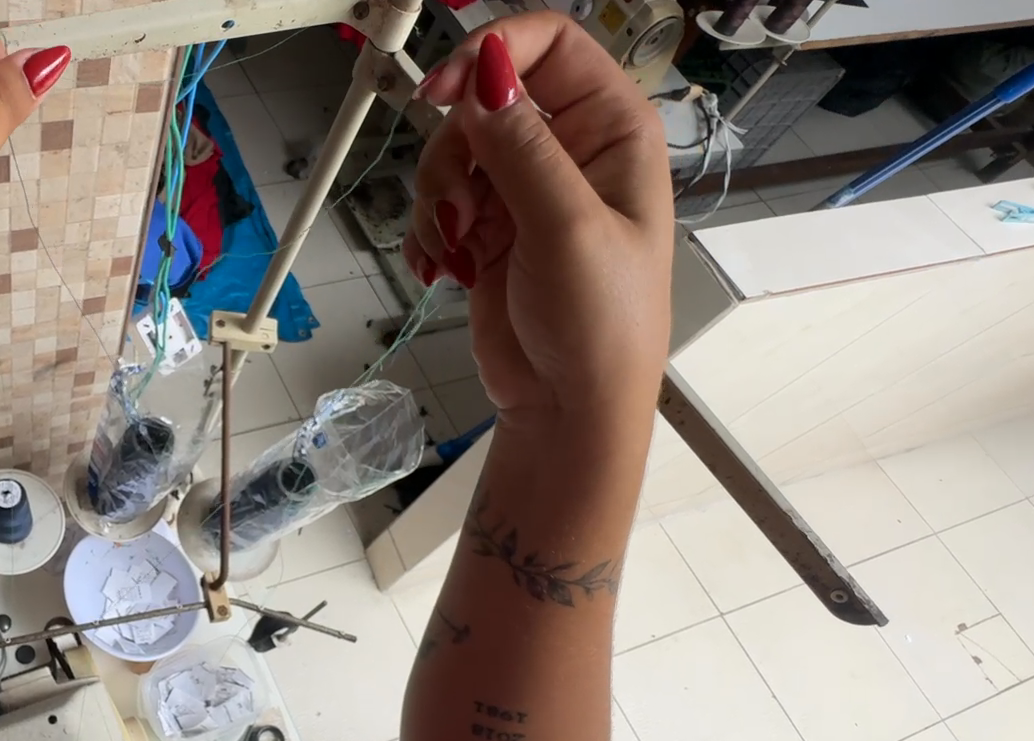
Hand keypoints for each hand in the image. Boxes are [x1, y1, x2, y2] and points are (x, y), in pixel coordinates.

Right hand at [404, 13, 671, 421]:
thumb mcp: (565, 227)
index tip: (437, 93)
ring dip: (434, 208)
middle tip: (456, 216)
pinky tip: (441, 271)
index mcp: (606, 130)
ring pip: (450, 163)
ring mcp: (520, 198)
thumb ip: (523, 148)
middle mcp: (563, 154)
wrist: (567, 400)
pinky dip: (426, 239)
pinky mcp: (486, 237)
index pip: (548, 48)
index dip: (489, 55)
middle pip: (479, 110)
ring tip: (454, 254)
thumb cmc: (597, 322)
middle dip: (450, 160)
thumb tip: (486, 71)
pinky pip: (436, 213)